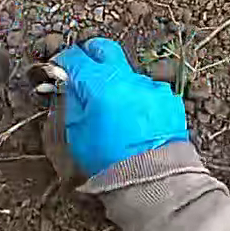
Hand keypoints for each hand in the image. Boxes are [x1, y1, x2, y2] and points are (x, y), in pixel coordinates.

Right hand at [51, 38, 189, 177]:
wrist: (152, 181)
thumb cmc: (109, 163)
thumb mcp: (75, 134)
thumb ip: (69, 103)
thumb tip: (67, 85)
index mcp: (101, 85)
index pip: (76, 58)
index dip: (64, 61)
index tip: (60, 68)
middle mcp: (128, 79)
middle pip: (105, 49)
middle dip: (91, 54)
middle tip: (84, 69)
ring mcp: (151, 87)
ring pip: (128, 74)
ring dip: (118, 84)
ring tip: (114, 110)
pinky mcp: (169, 99)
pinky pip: (148, 91)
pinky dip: (139, 99)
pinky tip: (136, 119)